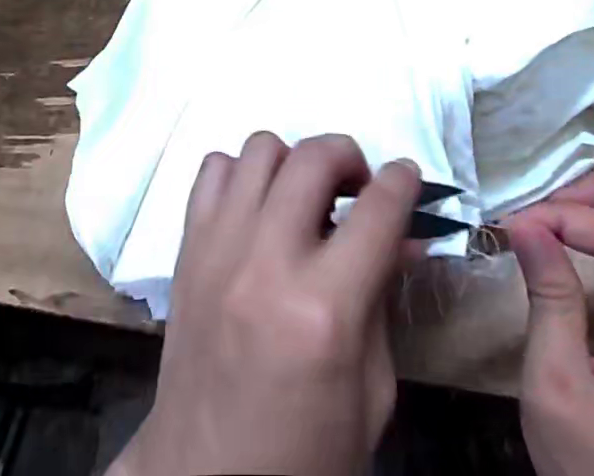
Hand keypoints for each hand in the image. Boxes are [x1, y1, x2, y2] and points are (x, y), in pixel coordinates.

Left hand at [110, 132, 422, 475]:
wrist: (208, 474)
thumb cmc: (305, 447)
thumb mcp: (371, 388)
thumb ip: (383, 298)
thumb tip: (403, 236)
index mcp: (325, 309)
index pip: (376, 211)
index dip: (402, 181)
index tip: (407, 174)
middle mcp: (266, 261)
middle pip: (311, 159)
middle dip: (348, 155)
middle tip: (358, 185)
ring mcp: (217, 247)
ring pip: (257, 150)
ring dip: (293, 161)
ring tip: (305, 195)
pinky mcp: (186, 247)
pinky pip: (211, 171)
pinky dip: (240, 172)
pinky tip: (257, 205)